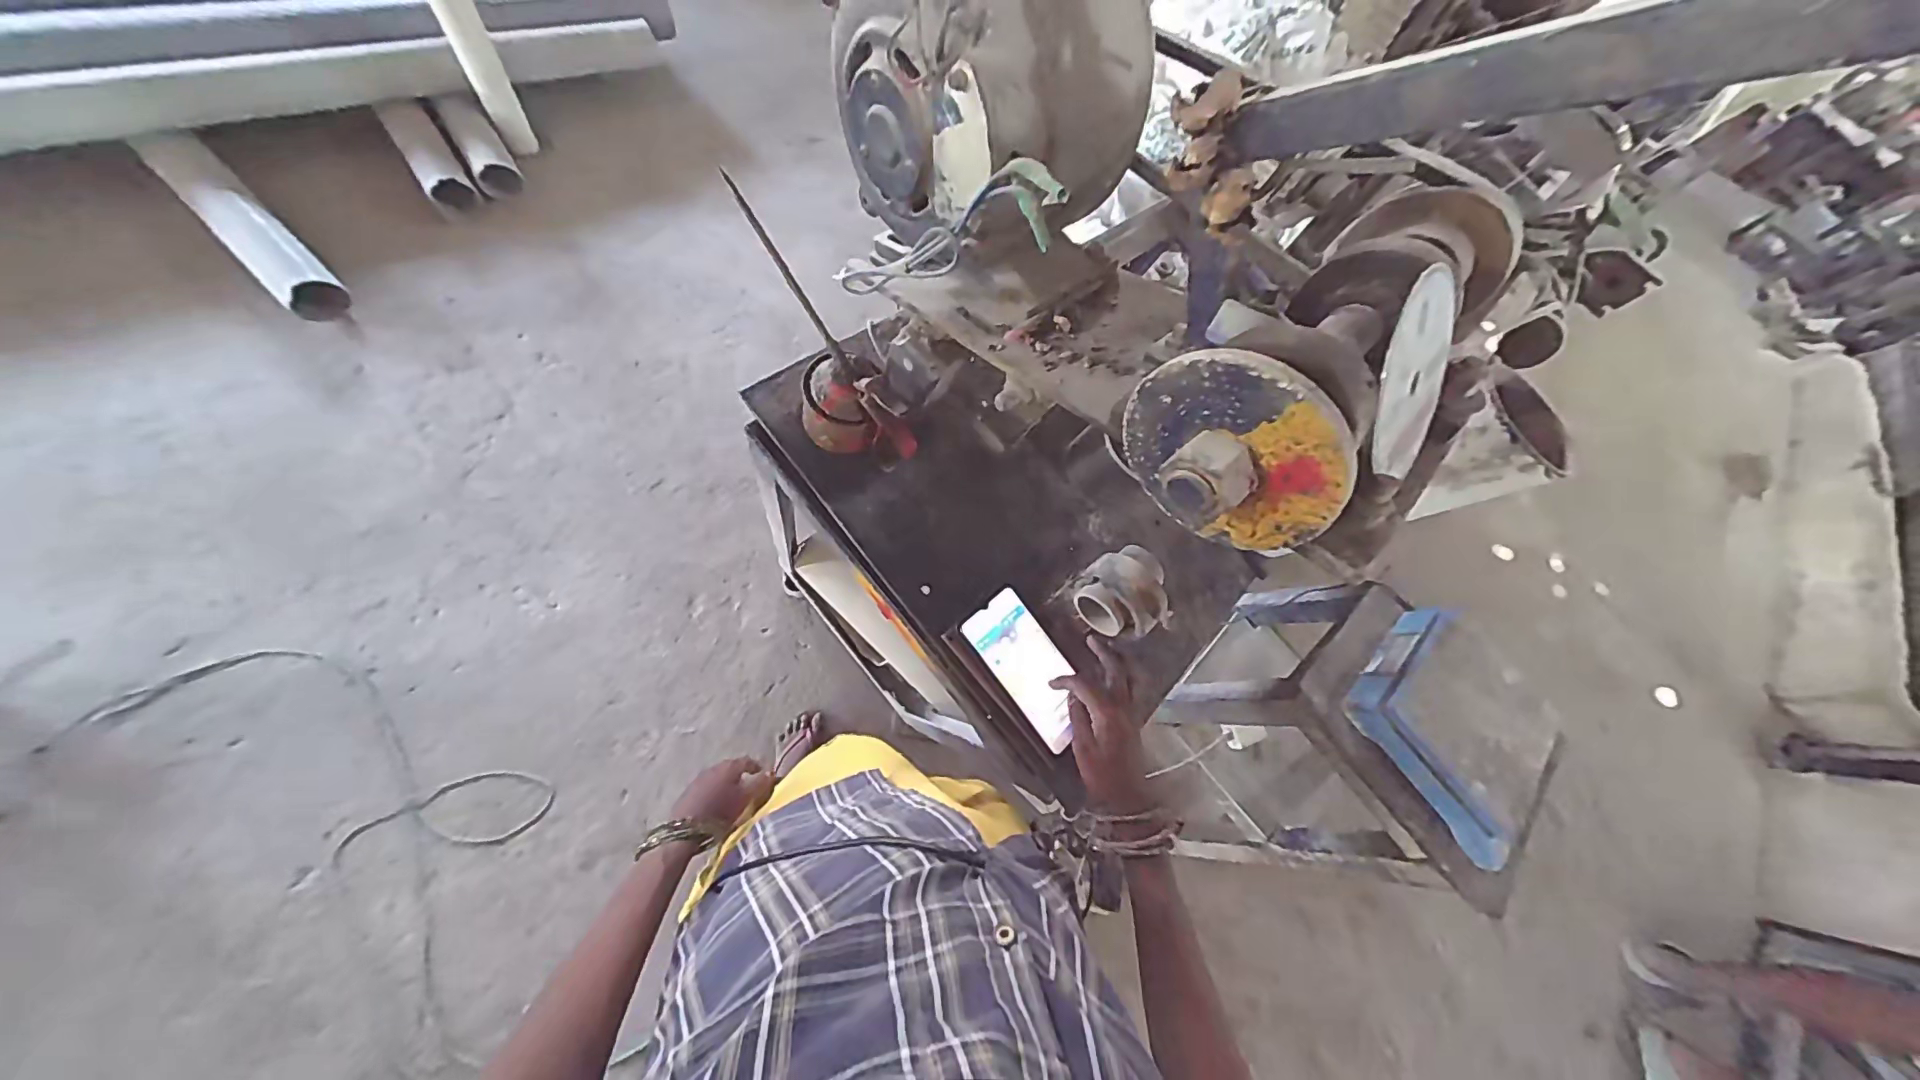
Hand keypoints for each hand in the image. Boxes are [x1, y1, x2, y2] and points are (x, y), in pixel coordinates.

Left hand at [671, 756, 775, 824]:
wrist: (684, 830)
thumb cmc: (720, 813)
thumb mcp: (746, 800)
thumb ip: (761, 785)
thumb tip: (771, 773)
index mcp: (729, 766)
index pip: (748, 761)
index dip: (758, 768)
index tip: (765, 776)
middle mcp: (714, 767)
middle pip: (732, 768)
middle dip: (742, 776)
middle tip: (750, 788)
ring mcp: (699, 779)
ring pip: (719, 778)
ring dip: (728, 784)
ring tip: (734, 797)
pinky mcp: (688, 792)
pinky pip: (708, 787)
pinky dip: (716, 792)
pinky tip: (717, 804)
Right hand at [1051, 636, 1153, 813]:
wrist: (1127, 797)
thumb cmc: (1101, 775)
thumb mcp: (1082, 747)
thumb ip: (1078, 717)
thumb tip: (1072, 695)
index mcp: (1108, 712)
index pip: (1086, 684)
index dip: (1067, 680)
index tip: (1052, 683)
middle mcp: (1124, 707)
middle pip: (1115, 671)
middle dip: (1103, 653)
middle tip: (1090, 639)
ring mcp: (1132, 712)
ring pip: (1128, 677)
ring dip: (1116, 661)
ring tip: (1103, 650)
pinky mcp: (1134, 719)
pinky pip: (1130, 688)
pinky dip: (1121, 675)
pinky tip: (1111, 675)